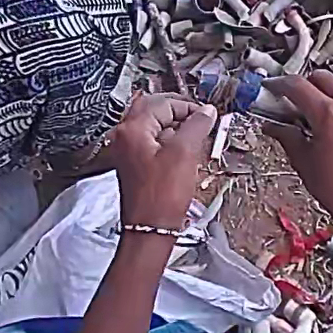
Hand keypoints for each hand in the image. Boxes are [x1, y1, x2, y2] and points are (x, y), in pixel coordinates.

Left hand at [106, 94, 217, 230]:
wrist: (150, 229)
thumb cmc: (161, 197)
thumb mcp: (185, 153)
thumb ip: (196, 126)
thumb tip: (207, 111)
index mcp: (132, 129)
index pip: (163, 103)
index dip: (188, 106)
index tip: (206, 114)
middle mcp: (125, 136)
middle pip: (153, 109)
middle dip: (179, 112)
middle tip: (200, 119)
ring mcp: (128, 151)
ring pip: (153, 125)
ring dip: (174, 126)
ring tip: (195, 135)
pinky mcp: (135, 164)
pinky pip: (152, 141)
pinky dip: (169, 140)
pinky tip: (184, 151)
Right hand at [263, 72, 332, 238]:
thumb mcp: (303, 160)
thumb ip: (286, 136)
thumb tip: (273, 127)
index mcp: (328, 114)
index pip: (297, 85)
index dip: (279, 85)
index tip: (271, 89)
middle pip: (319, 77)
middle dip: (302, 84)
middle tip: (288, 100)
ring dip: (321, 92)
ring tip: (308, 113)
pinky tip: (328, 122)